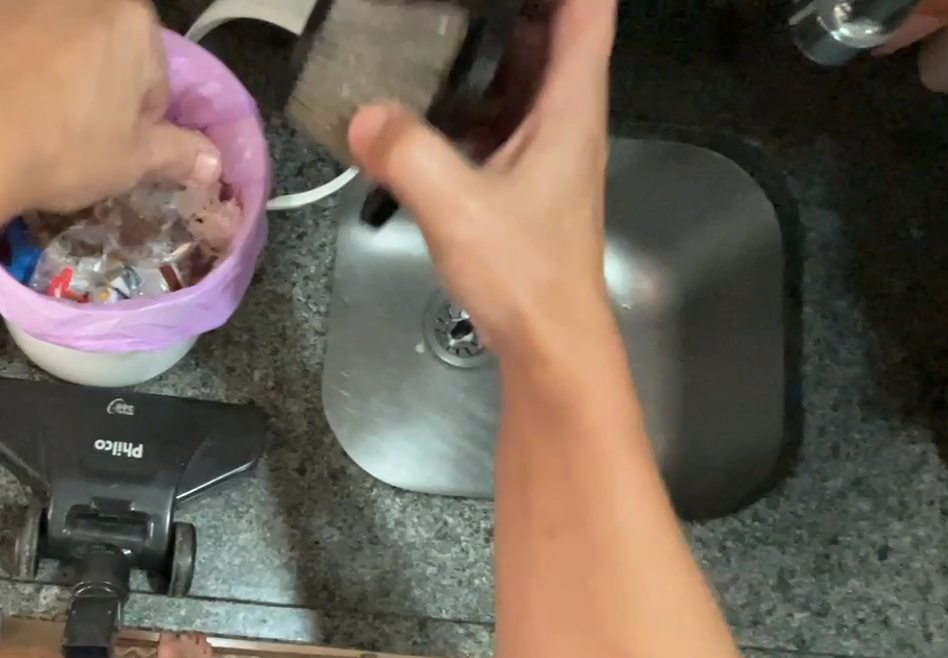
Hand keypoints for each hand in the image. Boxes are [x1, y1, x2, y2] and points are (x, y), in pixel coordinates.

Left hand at [0, 0, 220, 211]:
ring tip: (28, 123)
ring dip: (52, 72)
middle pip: (104, 51)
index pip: (152, 83)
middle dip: (96, 91)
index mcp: (134, 26)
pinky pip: (4, 33)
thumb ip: (175, 154)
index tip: (109, 154)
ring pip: (55, 41)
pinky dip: (5, 60)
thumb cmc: (60, 151)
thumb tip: (214, 161)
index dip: (135, 126)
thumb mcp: (128, 163)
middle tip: (69, 141)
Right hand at [346, 0, 616, 358]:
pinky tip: (423, 125)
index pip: (586, 7)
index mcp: (570, 105)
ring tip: (427, 52)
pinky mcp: (523, 186)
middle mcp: (565, 119)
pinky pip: (498, 129)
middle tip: (444, 17)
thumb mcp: (457, 208)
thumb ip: (408, 157)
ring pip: (521, 86)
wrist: (545, 335)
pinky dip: (466, 116)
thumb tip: (362, 117)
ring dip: (482, 66)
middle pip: (550, 38)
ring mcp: (545, 154)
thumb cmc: (520, 269)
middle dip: (504, 16)